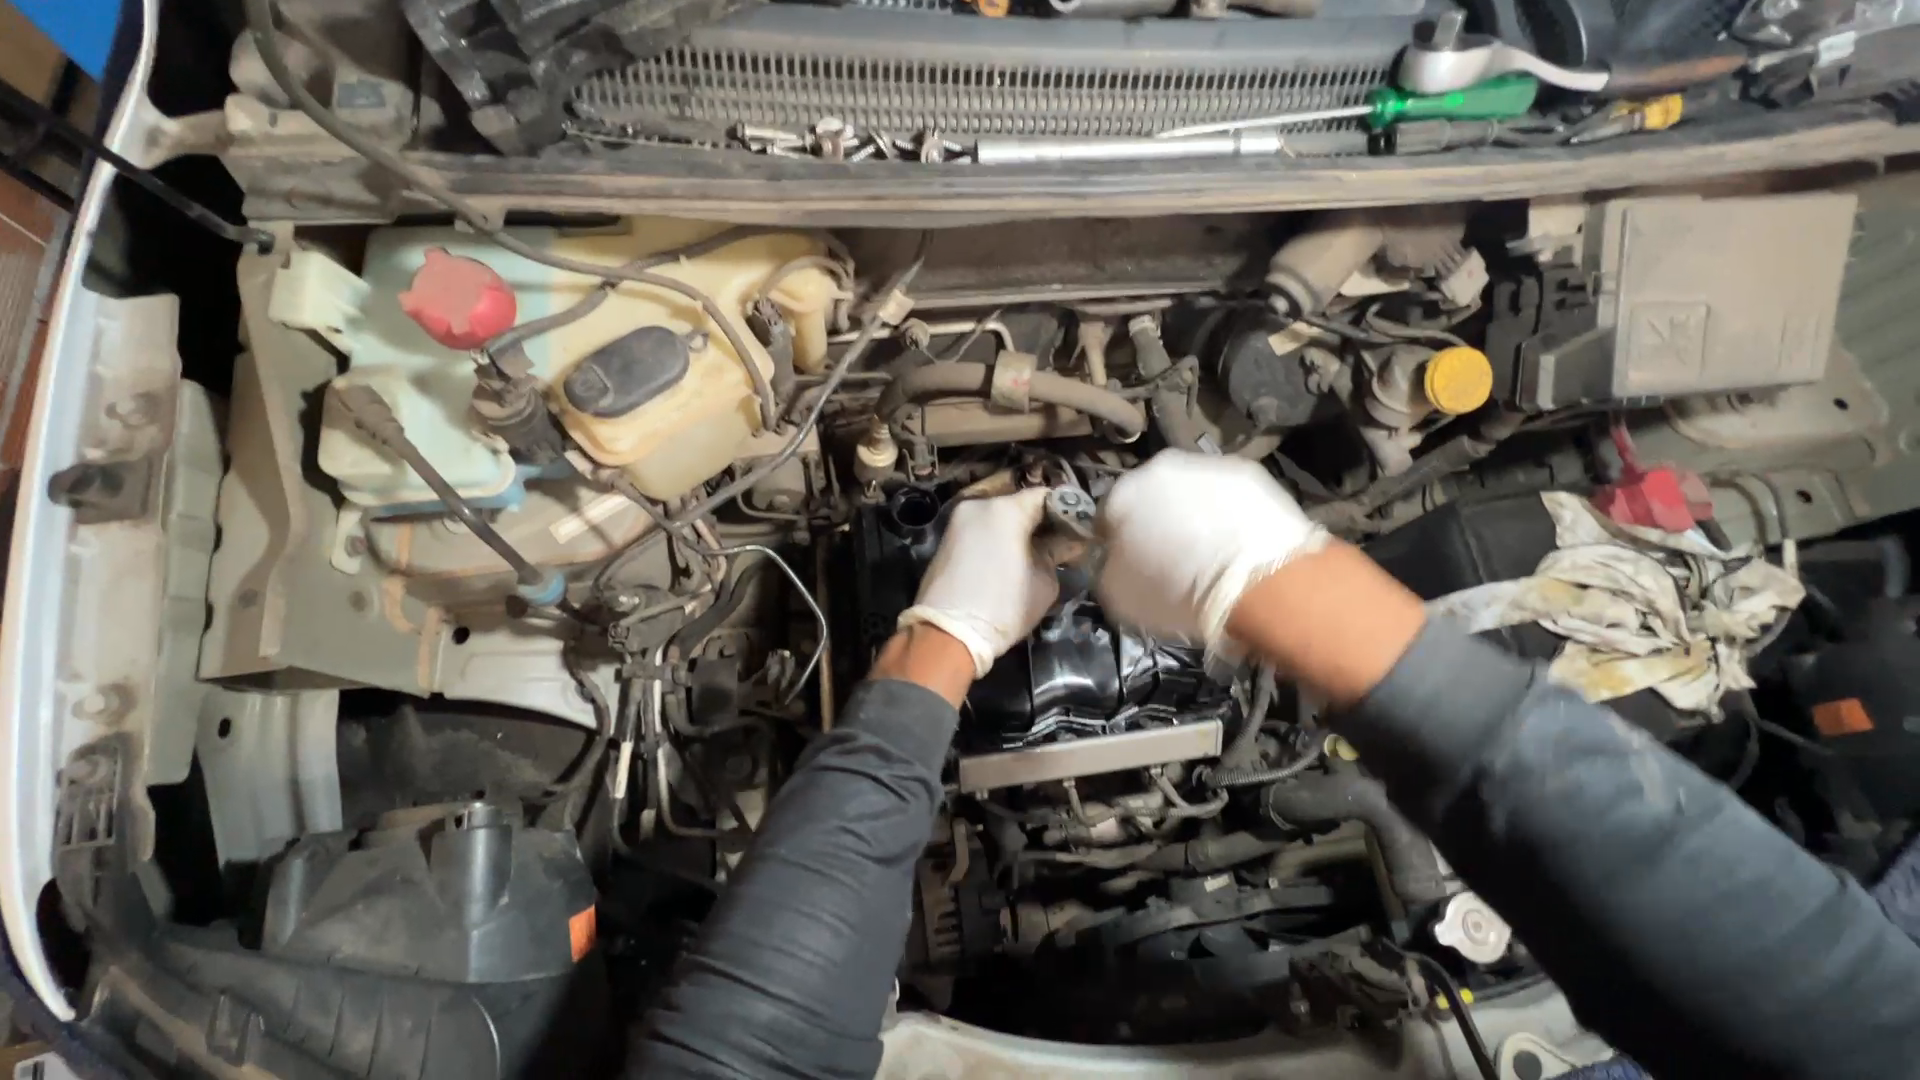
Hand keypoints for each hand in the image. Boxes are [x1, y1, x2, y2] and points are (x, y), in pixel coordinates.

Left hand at [897, 488, 1059, 678]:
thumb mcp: (1044, 581)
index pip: (1045, 496)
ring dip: (1018, 530)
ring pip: (998, 517)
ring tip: (1036, 551)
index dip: (1066, 509)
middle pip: (1019, 504)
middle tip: (1061, 541)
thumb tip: (1067, 542)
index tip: (1078, 528)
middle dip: (1040, 521)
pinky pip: (981, 530)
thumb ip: (1057, 553)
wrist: (947, 633)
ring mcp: (959, 520)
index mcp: (1006, 509)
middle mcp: (979, 505)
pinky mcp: (947, 539)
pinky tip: (1010, 557)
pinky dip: (998, 537)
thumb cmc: (1003, 607)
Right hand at [1095, 450, 1330, 657]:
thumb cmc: (1179, 591)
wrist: (1258, 581)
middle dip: (1155, 520)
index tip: (1129, 562)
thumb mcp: (1121, 595)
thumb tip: (1115, 560)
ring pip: (1191, 490)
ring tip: (1209, 550)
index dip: (1117, 541)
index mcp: (1122, 496)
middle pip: (1150, 495)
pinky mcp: (1249, 471)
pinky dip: (1228, 512)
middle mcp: (1159, 468)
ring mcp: (1207, 465)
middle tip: (1170, 556)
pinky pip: (1228, 494)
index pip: (1108, 516)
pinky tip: (1237, 541)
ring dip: (1193, 513)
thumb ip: (1108, 568)